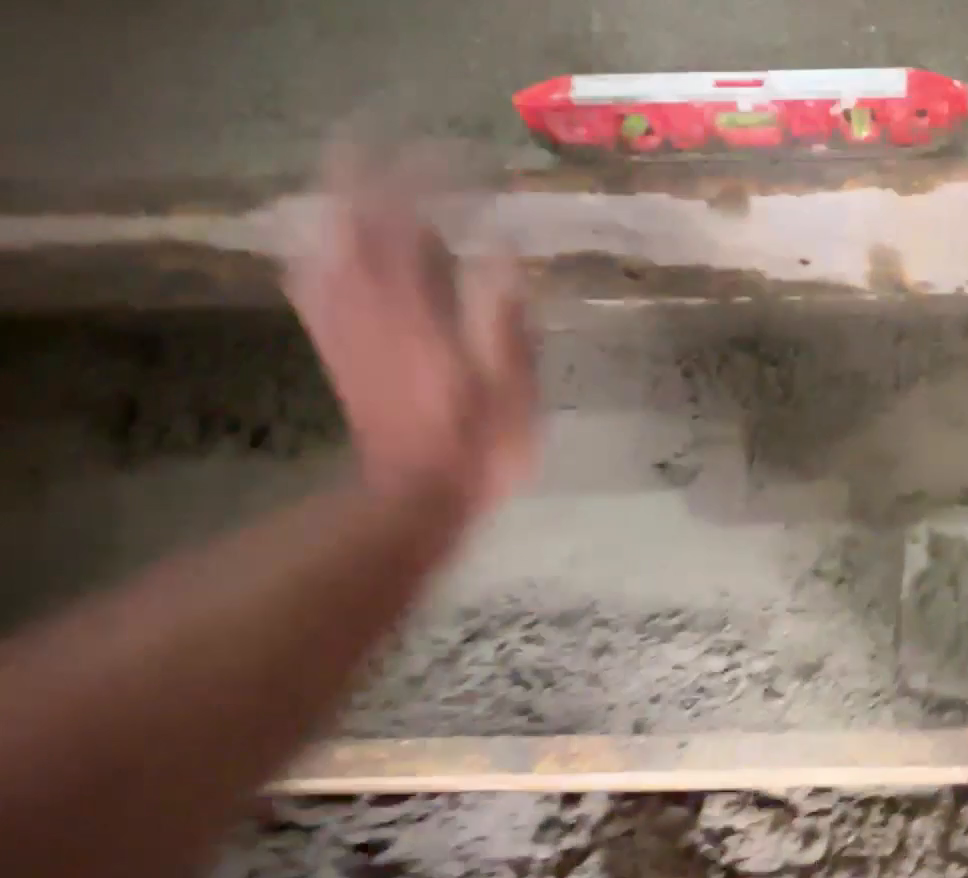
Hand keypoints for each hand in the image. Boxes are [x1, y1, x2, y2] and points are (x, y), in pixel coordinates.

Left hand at [285, 141, 537, 511]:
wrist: (414, 499)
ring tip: (360, 176)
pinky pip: (312, 283)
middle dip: (372, 172)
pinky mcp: (336, 348)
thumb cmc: (478, 450)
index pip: (415, 225)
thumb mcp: (510, 391)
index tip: (467, 163)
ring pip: (327, 245)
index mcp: (419, 313)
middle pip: (356, 220)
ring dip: (340, 204)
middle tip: (395, 143)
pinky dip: (318, 251)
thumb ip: (502, 320)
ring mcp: (346, 326)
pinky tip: (325, 244)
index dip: (437, 183)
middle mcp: (371, 307)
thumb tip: (502, 255)